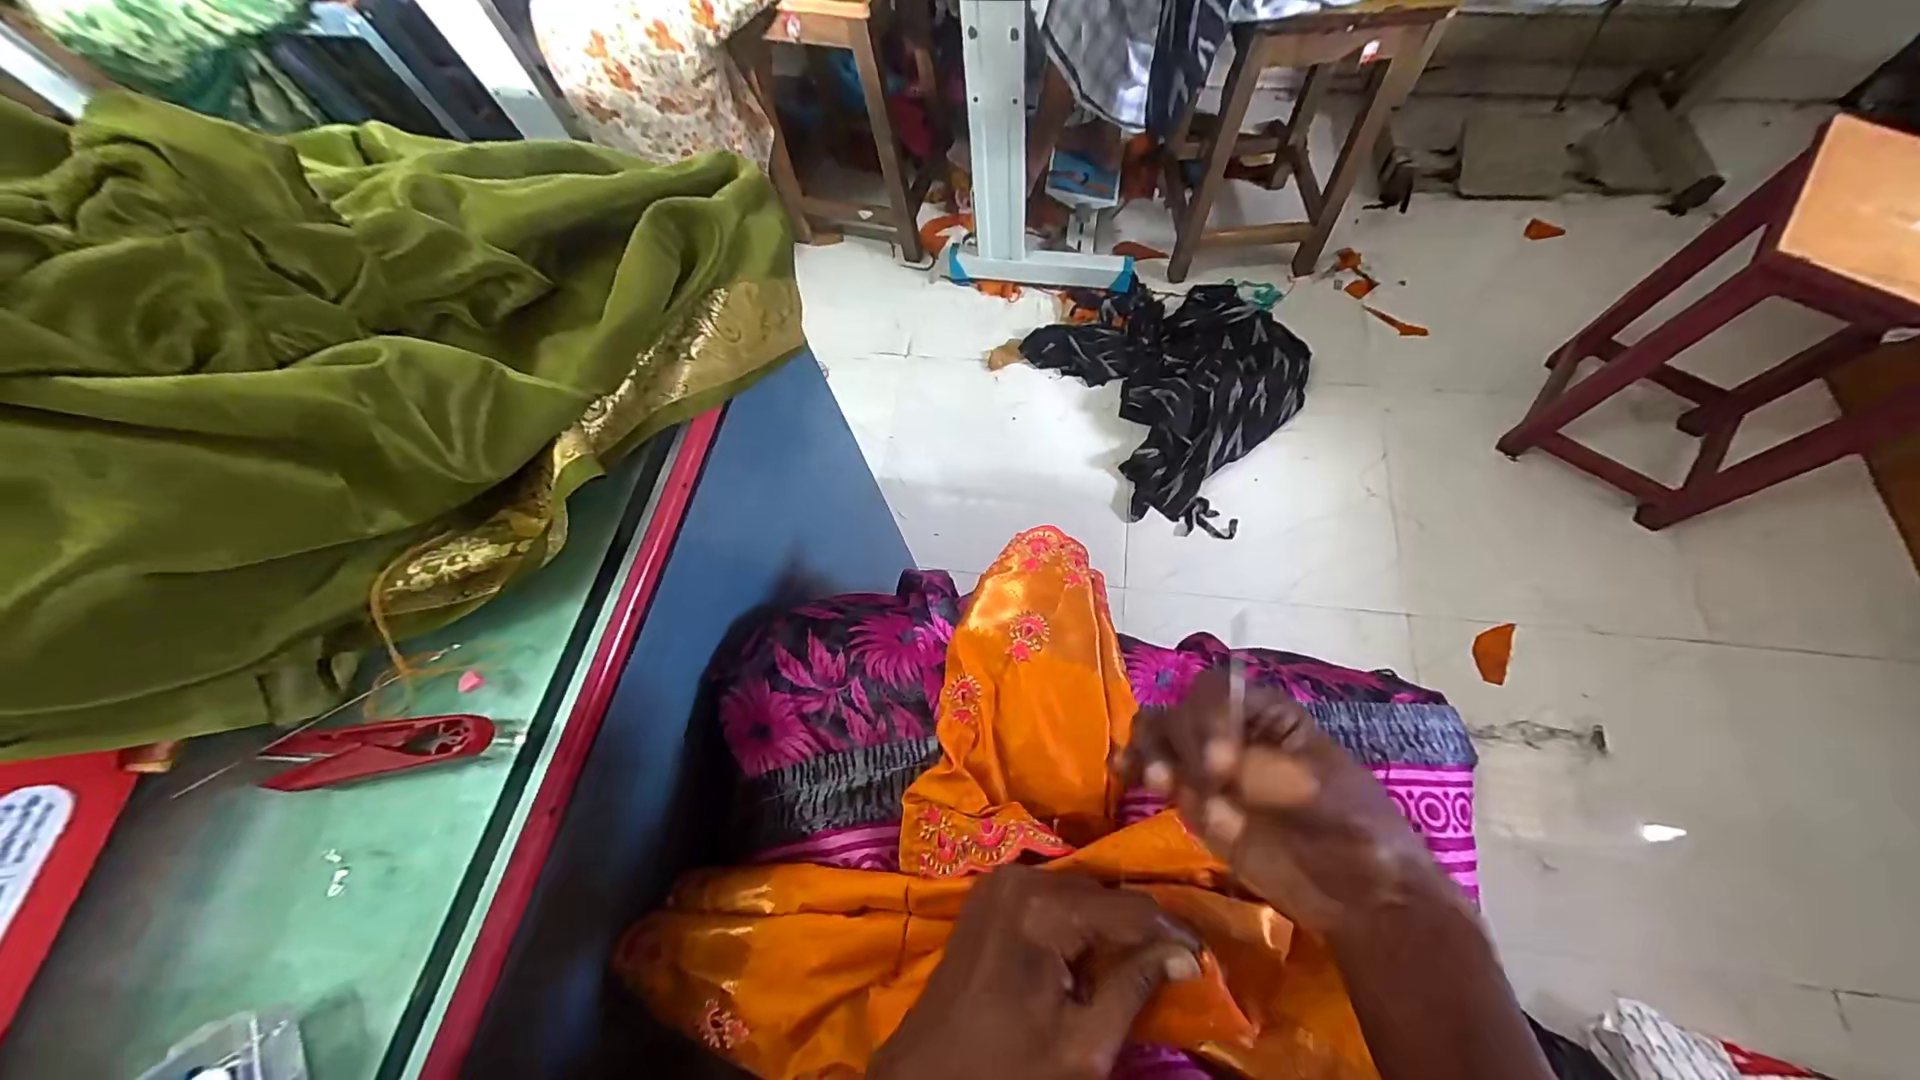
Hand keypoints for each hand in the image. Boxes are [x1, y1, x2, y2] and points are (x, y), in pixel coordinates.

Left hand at [868, 865, 1202, 1079]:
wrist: (926, 1075)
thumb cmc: (1006, 1070)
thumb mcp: (1082, 1045)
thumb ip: (1134, 986)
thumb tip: (1183, 952)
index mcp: (1041, 908)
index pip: (1126, 907)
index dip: (1170, 928)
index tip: (1202, 952)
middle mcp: (1020, 877)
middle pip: (1100, 892)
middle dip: (1138, 924)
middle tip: (1173, 957)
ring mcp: (1000, 880)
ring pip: (1076, 890)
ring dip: (1107, 920)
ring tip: (1140, 956)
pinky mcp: (990, 892)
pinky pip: (1048, 894)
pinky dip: (1075, 917)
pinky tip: (1091, 949)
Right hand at [1118, 670, 1452, 937]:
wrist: (1357, 899)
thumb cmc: (1356, 834)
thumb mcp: (1325, 796)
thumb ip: (1268, 772)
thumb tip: (1217, 765)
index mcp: (1267, 714)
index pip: (1219, 691)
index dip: (1208, 716)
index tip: (1218, 764)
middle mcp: (1229, 728)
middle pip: (1181, 710)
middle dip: (1183, 744)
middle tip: (1202, 787)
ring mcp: (1206, 763)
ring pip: (1158, 732)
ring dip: (1150, 750)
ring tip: (1155, 783)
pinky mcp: (1191, 797)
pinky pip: (1151, 770)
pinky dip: (1132, 766)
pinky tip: (1124, 775)